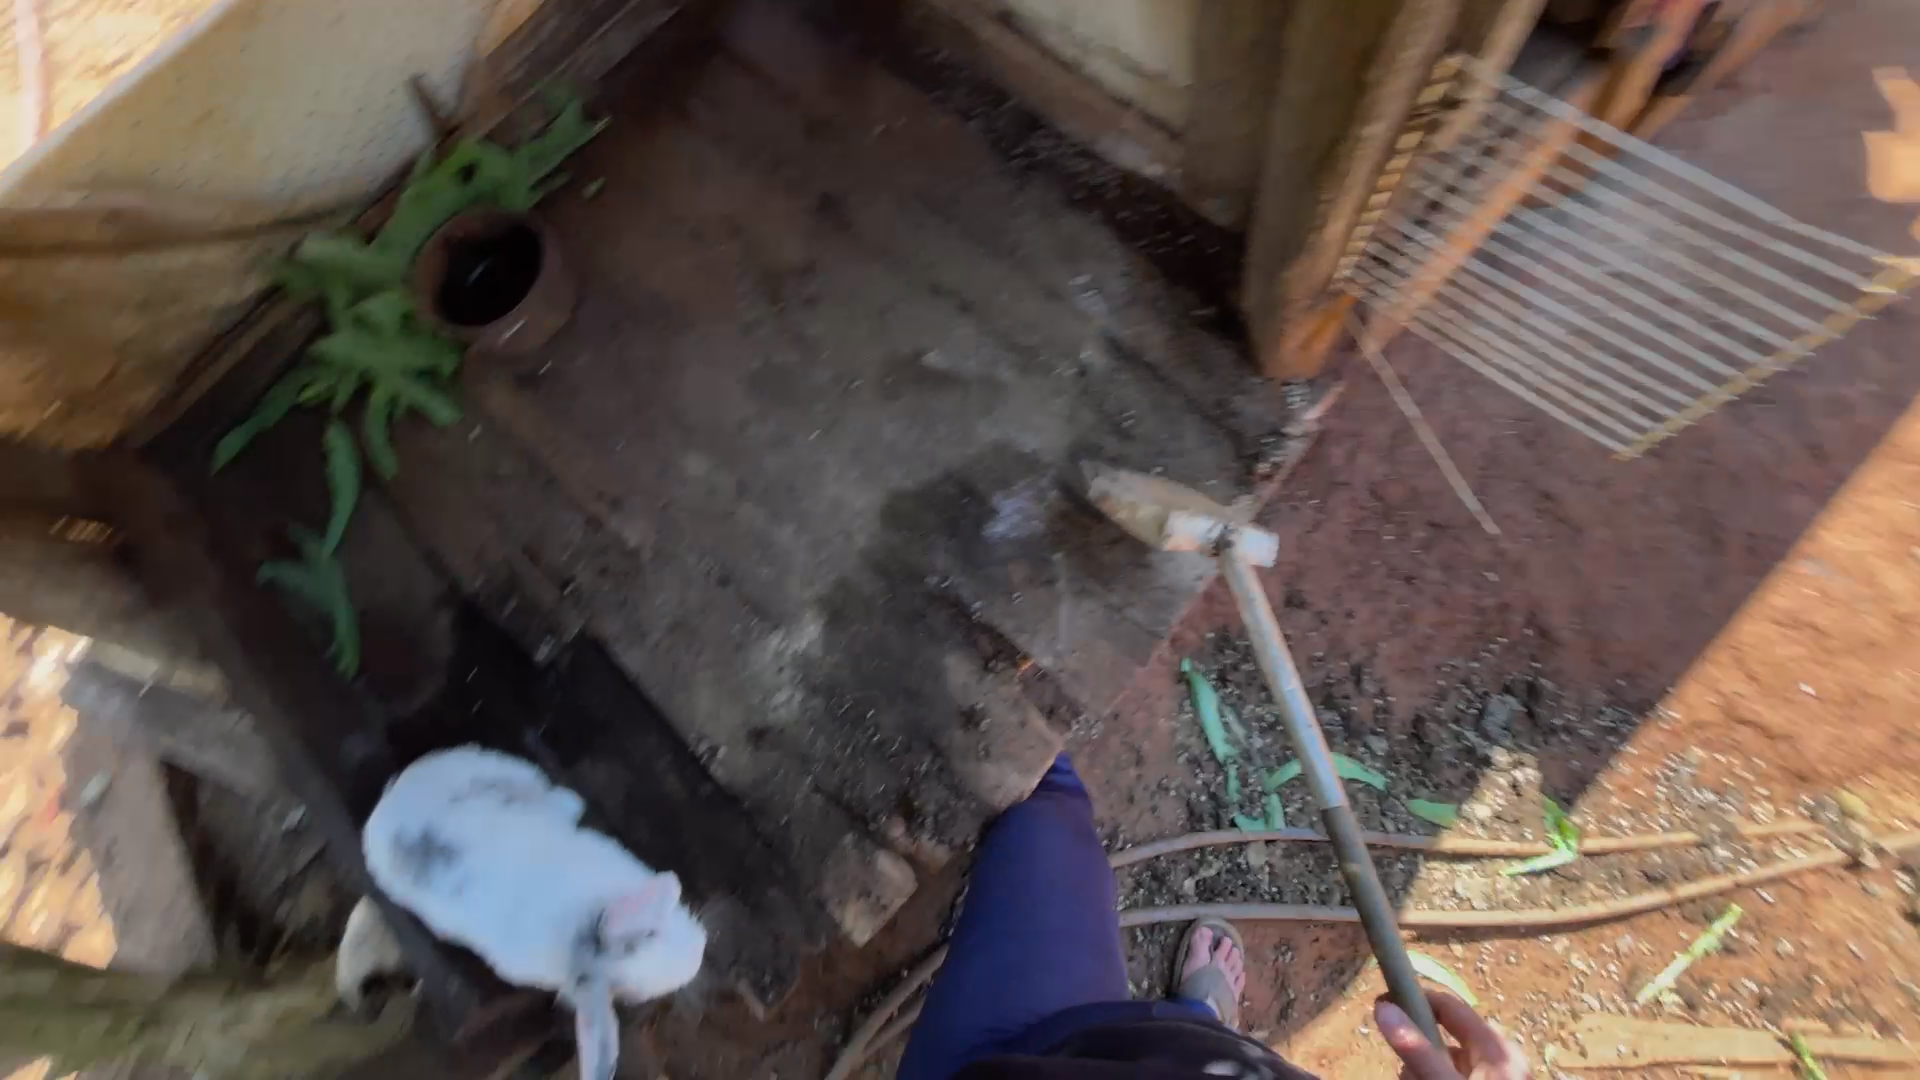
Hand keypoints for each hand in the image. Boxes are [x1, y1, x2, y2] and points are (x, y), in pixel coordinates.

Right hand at [1373, 992, 1529, 1079]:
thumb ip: (1418, 1051)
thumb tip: (1383, 1009)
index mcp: (1495, 1048)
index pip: (1446, 1004)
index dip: (1411, 999)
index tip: (1379, 1009)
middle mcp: (1495, 1060)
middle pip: (1439, 1038)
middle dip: (1414, 1053)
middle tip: (1404, 1076)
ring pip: (1440, 1064)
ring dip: (1419, 1075)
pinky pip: (1447, 1079)